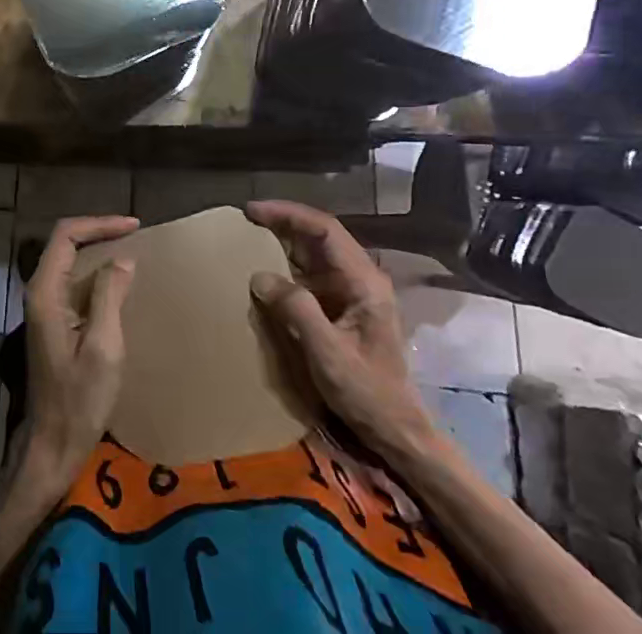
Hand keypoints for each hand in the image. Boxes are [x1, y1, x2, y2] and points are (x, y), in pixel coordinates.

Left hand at [20, 215, 138, 488]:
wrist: (53, 443)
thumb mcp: (103, 346)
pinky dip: (95, 272)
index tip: (134, 226)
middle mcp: (38, 294)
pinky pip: (72, 282)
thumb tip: (122, 259)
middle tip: (135, 233)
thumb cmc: (80, 399)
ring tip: (132, 249)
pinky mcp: (53, 322)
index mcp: (45, 293)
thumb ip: (108, 297)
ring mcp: (43, 308)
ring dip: (97, 250)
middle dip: (99, 231)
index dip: (99, 224)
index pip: (66, 236)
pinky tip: (119, 281)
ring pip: (68, 262)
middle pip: (64, 243)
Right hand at [246, 200, 436, 459]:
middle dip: (284, 223)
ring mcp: (352, 293)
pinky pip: (311, 277)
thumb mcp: (328, 354)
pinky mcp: (342, 309)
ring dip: (284, 244)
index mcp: (364, 282)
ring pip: (315, 255)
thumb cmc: (367, 392)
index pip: (325, 230)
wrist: (395, 429)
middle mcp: (361, 279)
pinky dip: (286, 269)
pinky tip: (265, 274)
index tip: (253, 212)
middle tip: (246, 220)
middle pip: (320, 237)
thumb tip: (260, 276)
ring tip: (249, 239)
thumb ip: (296, 310)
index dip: (289, 215)